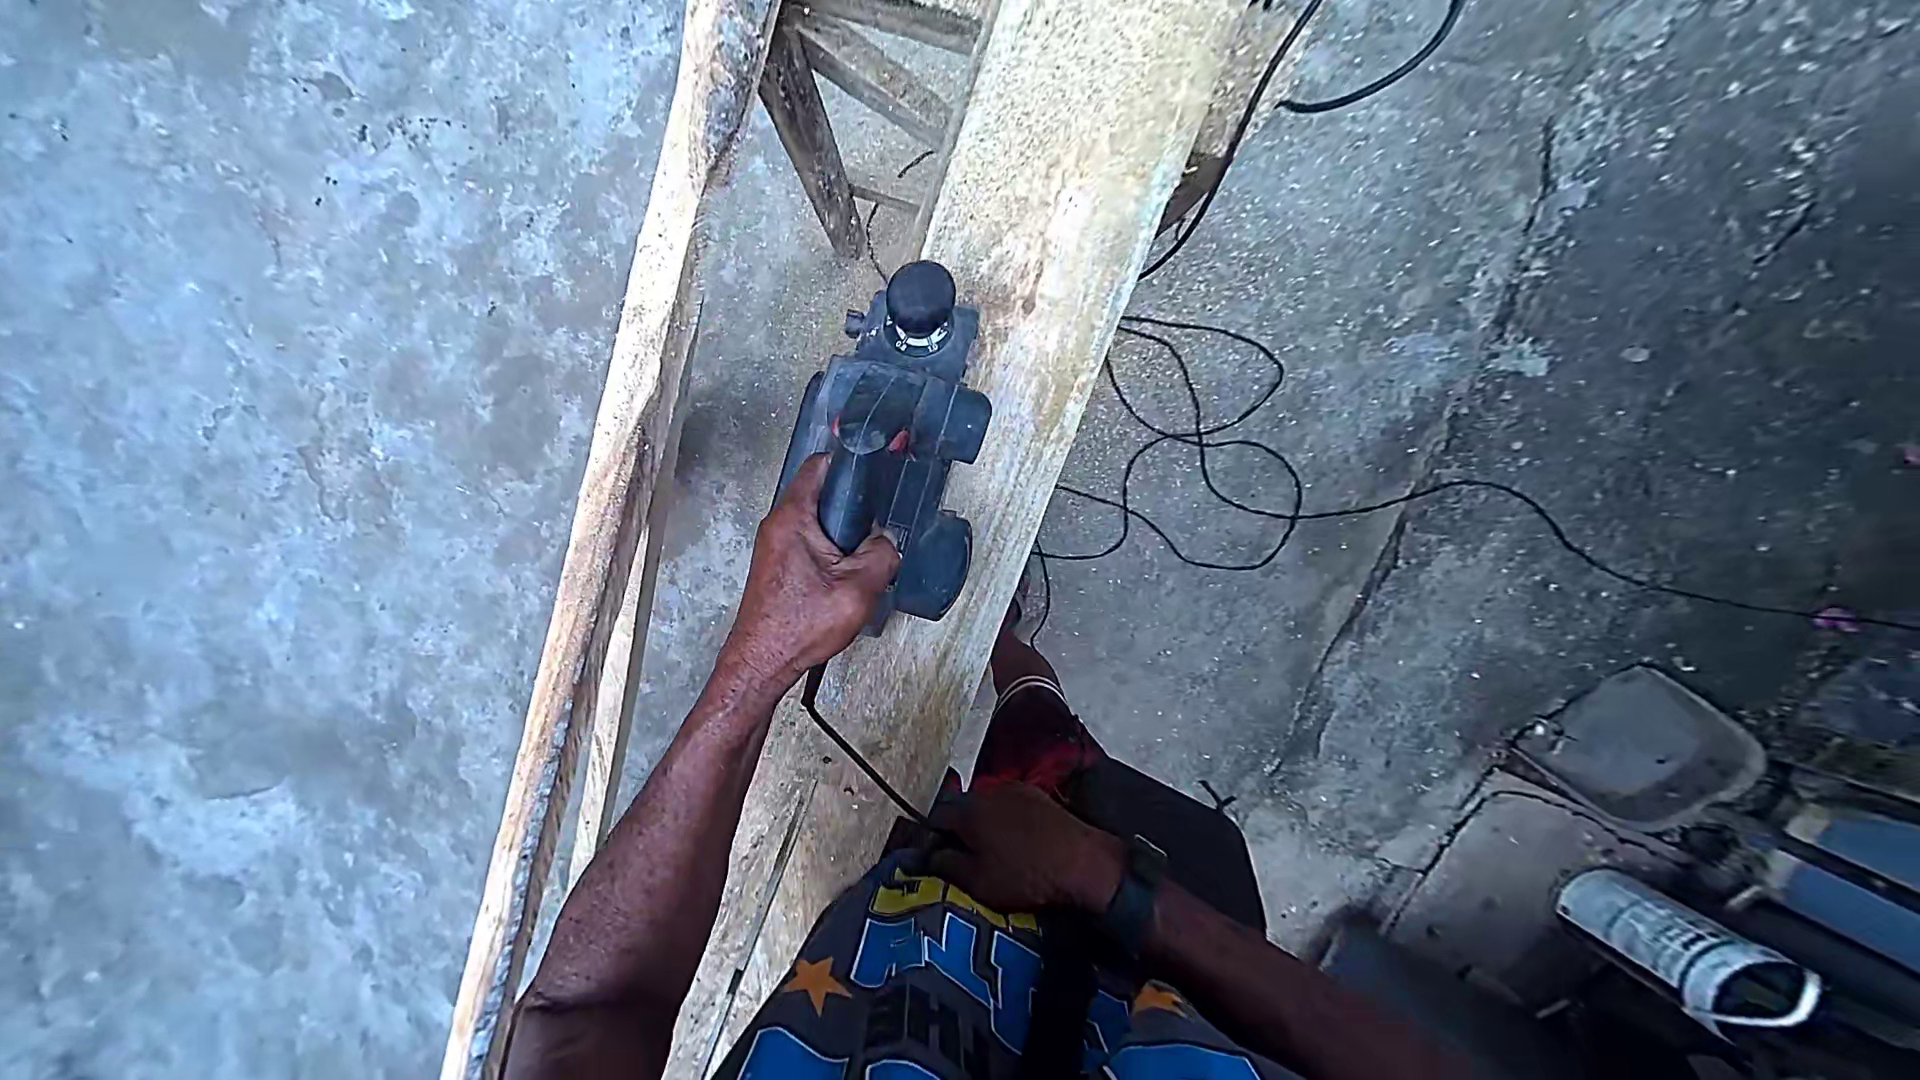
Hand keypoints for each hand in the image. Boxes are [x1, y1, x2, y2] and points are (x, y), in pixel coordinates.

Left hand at [719, 454, 900, 688]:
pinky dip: (832, 547)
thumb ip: (883, 555)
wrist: (764, 661)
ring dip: (843, 530)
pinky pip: (811, 540)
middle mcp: (779, 525)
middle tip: (878, 517)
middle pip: (821, 492)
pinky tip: (848, 570)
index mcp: (794, 518)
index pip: (820, 465)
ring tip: (865, 550)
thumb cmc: (798, 626)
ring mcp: (776, 544)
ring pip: (818, 519)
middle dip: (853, 503)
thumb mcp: (858, 588)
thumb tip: (888, 542)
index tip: (874, 464)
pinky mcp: (779, 563)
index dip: (850, 460)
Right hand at [928, 783, 1125, 912]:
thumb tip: (930, 854)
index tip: (936, 855)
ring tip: (991, 849)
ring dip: (982, 821)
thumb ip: (947, 864)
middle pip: (961, 807)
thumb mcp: (977, 882)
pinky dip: (1004, 817)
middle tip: (963, 854)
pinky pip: (1008, 803)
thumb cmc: (1024, 875)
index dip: (932, 836)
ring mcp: (1014, 788)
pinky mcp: (1036, 794)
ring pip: (985, 803)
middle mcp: (988, 791)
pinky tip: (1015, 839)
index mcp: (968, 811)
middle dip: (957, 827)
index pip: (936, 816)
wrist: (1080, 862)